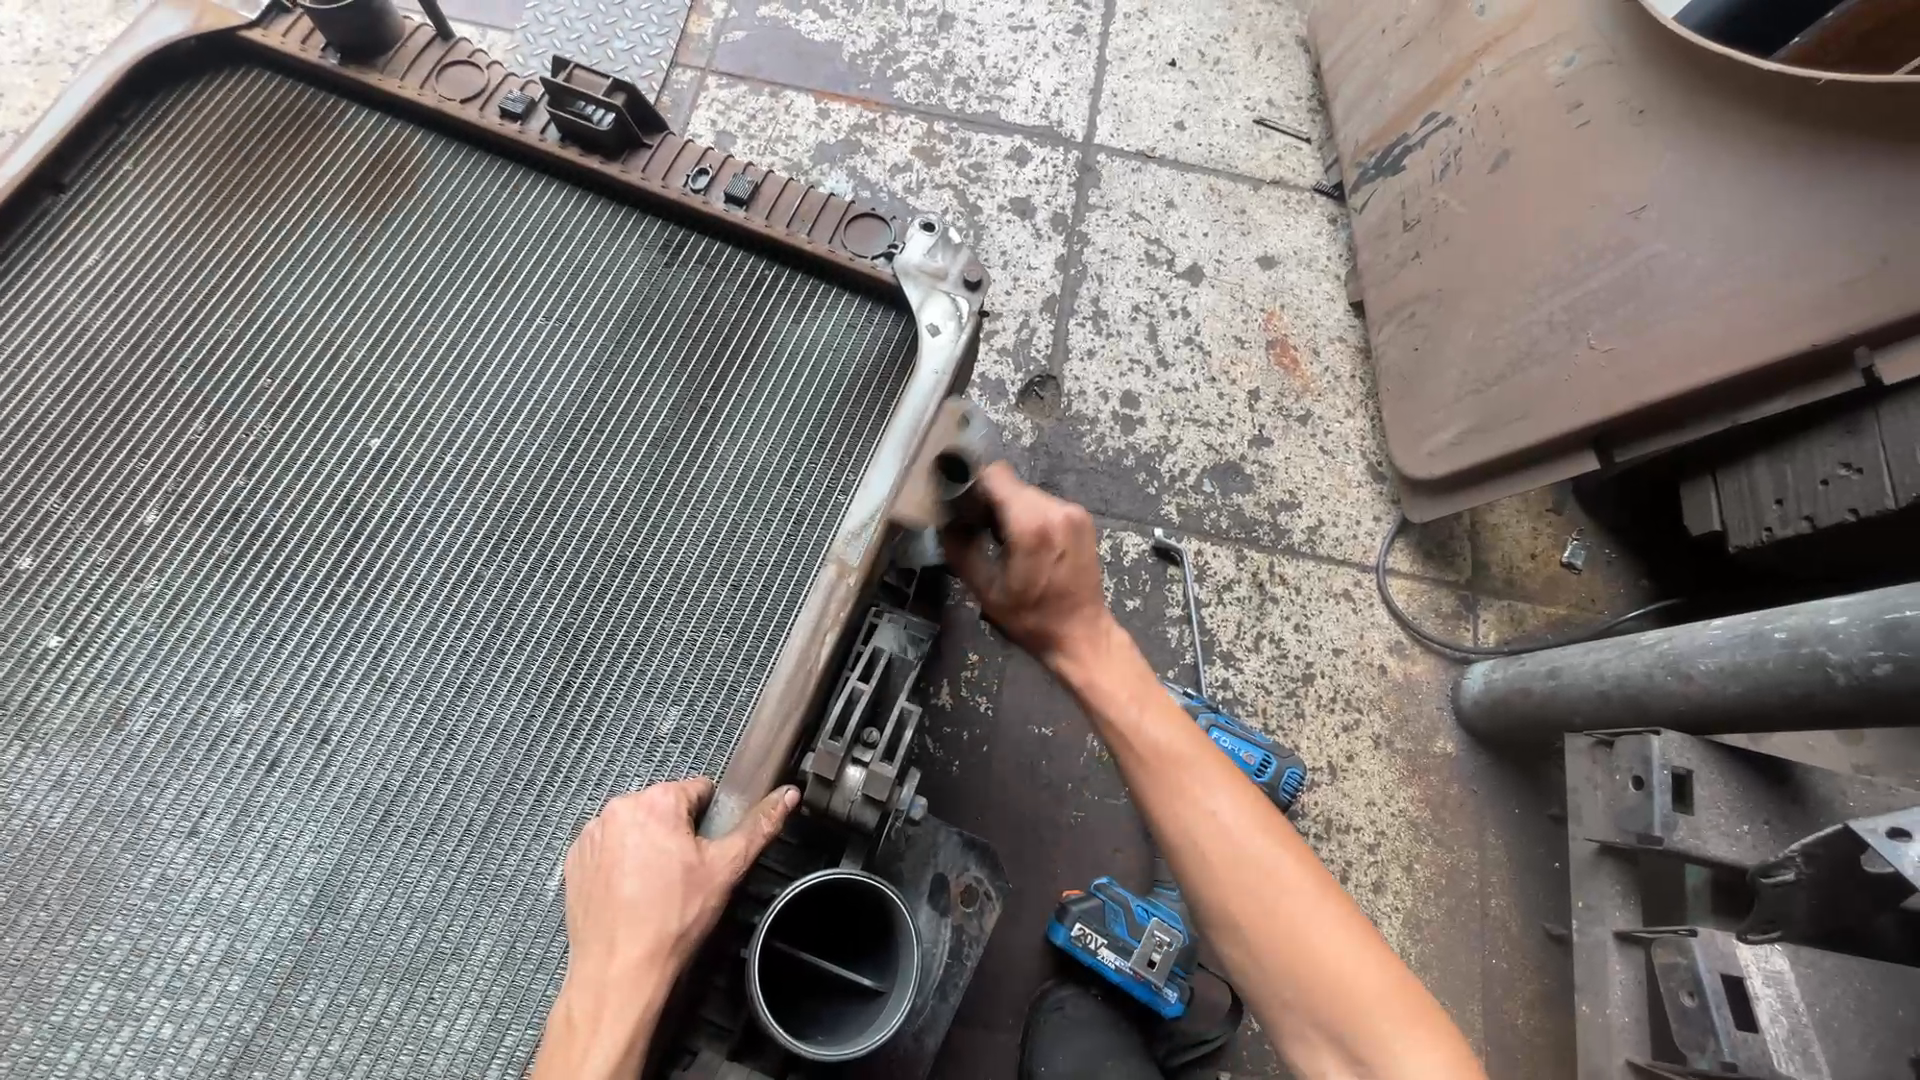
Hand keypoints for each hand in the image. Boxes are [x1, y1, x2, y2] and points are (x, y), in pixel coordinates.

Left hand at [532, 777, 796, 1079]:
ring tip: (657, 886)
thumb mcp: (727, 868)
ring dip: (648, 845)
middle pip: (665, 807)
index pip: (698, 790)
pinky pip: (610, 846)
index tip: (704, 853)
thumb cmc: (671, 921)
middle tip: (683, 874)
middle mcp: (619, 809)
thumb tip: (787, 795)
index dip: (709, 822)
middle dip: (677, 833)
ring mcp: (592, 834)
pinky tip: (632, 892)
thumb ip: (760, 825)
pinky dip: (622, 862)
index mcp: (657, 801)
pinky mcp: (574, 860)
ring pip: (637, 826)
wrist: (619, 972)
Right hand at [942, 463, 1117, 672]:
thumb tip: (947, 521)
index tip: (963, 509)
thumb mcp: (985, 589)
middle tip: (979, 531)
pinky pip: (1045, 504)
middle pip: (1010, 485)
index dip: (973, 487)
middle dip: (990, 502)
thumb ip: (960, 548)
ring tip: (1003, 541)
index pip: (995, 475)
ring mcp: (1073, 511)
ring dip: (1010, 510)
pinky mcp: (1082, 518)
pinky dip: (1030, 516)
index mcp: (1031, 524)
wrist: (1081, 633)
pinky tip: (1026, 543)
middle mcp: (1056, 509)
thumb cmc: (1031, 617)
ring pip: (1027, 494)